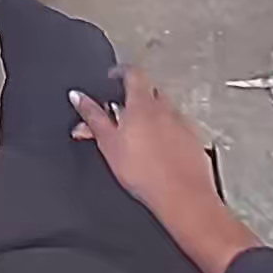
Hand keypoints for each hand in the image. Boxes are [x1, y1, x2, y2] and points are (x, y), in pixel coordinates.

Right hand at [70, 67, 259, 272]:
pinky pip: (177, 129)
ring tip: (135, 136)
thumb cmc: (146, 172)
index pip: (133, 73)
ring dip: (149, 116)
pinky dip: (165, 133)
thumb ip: (92, 115)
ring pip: (163, 111)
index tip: (111, 78)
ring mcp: (184, 127)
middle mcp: (166, 110)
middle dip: (133, 97)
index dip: (120, 71)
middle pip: (149, 91)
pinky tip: (155, 152)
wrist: (185, 201)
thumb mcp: (107, 141)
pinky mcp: (195, 144)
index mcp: (143, 104)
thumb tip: (77, 96)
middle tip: (118, 112)